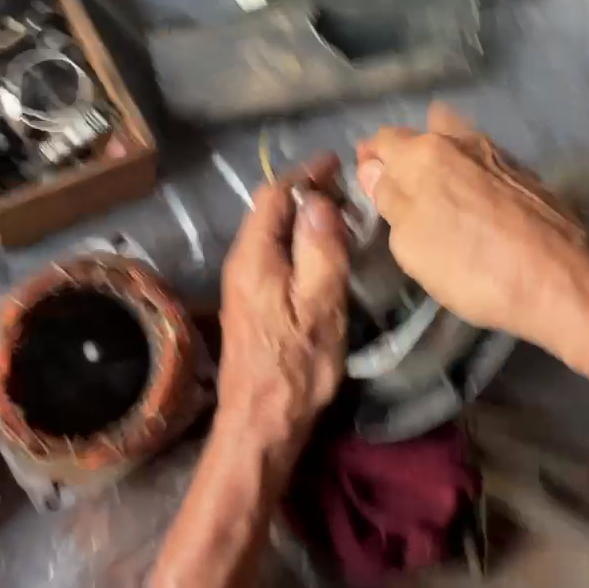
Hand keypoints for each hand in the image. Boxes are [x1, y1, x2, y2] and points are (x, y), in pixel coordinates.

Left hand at [215, 153, 350, 454]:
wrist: (259, 424)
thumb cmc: (296, 365)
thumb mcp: (320, 305)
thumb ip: (320, 248)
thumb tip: (319, 199)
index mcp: (255, 255)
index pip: (275, 194)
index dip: (306, 173)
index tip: (337, 163)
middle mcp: (241, 261)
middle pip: (269, 209)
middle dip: (306, 192)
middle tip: (347, 194)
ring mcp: (242, 282)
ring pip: (271, 231)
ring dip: (302, 217)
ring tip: (341, 218)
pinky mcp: (250, 300)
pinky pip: (273, 252)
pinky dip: (298, 240)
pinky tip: (322, 253)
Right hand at [356, 103, 588, 358]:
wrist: (564, 281)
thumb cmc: (472, 265)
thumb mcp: (411, 244)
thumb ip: (389, 200)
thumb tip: (374, 170)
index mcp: (422, 153)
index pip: (382, 141)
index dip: (369, 161)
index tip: (367, 184)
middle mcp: (459, 140)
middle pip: (421, 135)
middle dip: (406, 156)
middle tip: (403, 193)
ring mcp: (498, 153)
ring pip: (456, 143)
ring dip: (442, 160)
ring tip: (440, 196)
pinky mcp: (527, 174)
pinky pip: (484, 164)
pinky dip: (472, 176)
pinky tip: (477, 206)